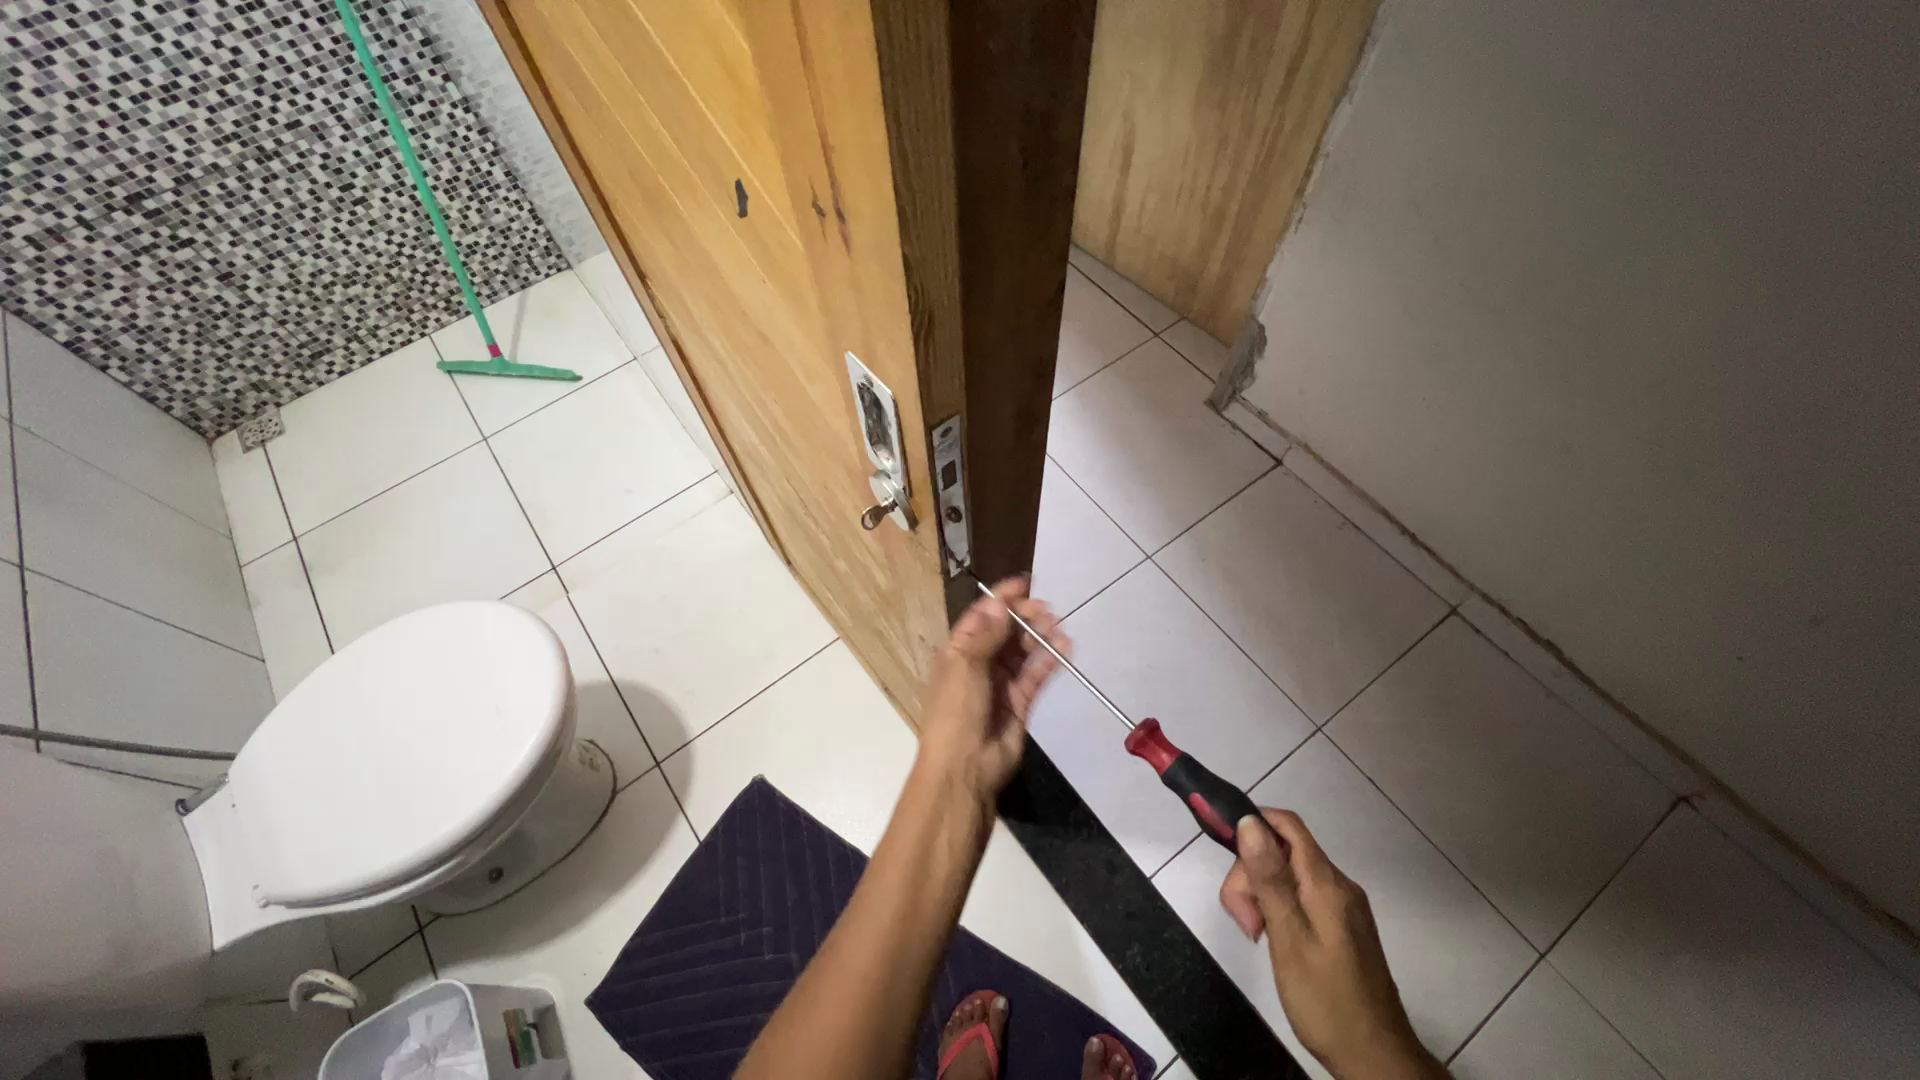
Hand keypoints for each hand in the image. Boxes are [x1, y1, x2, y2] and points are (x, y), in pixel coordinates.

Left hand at [915, 577, 1064, 805]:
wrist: (965, 767)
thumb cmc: (956, 712)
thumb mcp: (965, 668)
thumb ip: (987, 636)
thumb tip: (1001, 605)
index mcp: (957, 652)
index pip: (980, 617)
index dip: (1001, 599)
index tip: (1026, 583)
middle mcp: (978, 664)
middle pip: (1004, 631)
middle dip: (1024, 616)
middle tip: (1046, 608)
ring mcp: (1000, 683)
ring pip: (1022, 651)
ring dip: (1039, 635)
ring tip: (1058, 623)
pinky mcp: (1020, 702)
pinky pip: (1036, 675)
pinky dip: (1049, 661)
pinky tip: (1065, 646)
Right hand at [1221, 810, 1447, 1079]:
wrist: (1376, 1059)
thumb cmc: (1325, 999)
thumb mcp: (1288, 937)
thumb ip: (1269, 878)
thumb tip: (1249, 821)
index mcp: (1327, 883)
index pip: (1287, 825)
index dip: (1253, 826)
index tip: (1224, 852)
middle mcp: (1338, 886)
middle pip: (1282, 852)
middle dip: (1251, 875)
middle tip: (1244, 921)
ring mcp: (1342, 907)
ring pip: (1288, 877)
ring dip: (1262, 896)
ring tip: (1257, 936)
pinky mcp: (1341, 928)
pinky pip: (1301, 899)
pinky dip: (1278, 911)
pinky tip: (1272, 940)